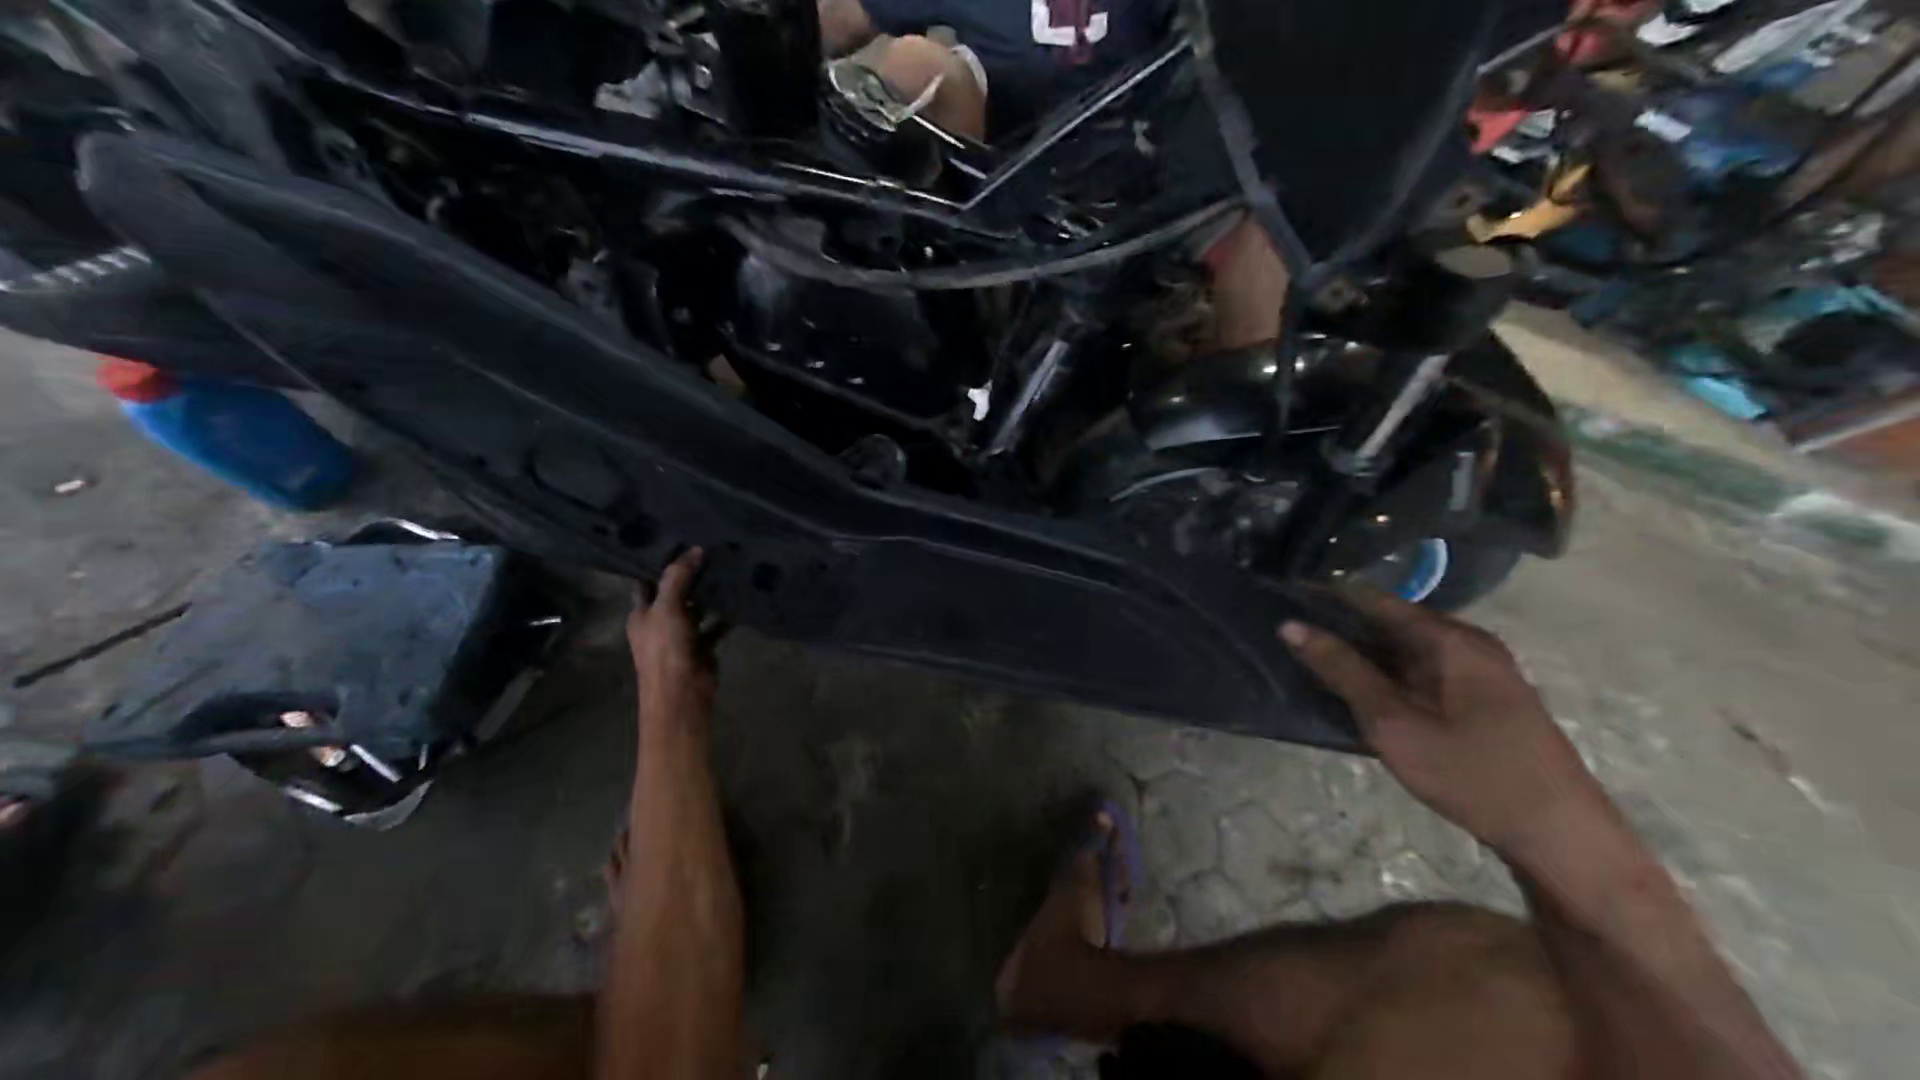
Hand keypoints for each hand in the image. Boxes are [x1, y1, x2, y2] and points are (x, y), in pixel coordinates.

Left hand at [627, 548, 714, 726]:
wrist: (682, 694)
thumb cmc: (665, 649)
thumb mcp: (667, 608)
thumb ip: (678, 578)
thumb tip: (695, 550)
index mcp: (641, 614)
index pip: (647, 582)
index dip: (658, 563)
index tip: (676, 541)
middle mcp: (659, 622)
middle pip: (675, 593)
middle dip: (690, 575)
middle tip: (710, 549)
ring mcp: (681, 635)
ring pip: (697, 608)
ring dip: (709, 594)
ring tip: (727, 568)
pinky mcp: (702, 646)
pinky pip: (715, 626)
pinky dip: (726, 616)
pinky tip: (739, 598)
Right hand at [1280, 589, 1608, 853]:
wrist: (1562, 837)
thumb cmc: (1472, 773)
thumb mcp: (1393, 723)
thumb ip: (1342, 670)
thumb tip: (1291, 626)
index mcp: (1450, 638)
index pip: (1371, 598)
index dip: (1324, 598)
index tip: (1282, 601)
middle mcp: (1468, 642)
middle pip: (1389, 621)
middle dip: (1339, 627)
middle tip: (1288, 638)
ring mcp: (1480, 669)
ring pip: (1404, 648)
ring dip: (1362, 654)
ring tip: (1312, 662)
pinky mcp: (1483, 697)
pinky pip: (1421, 669)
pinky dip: (1386, 674)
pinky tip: (1359, 691)